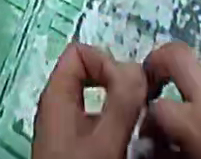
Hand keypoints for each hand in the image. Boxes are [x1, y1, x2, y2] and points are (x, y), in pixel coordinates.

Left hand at [32, 43, 146, 158]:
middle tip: (142, 108)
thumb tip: (137, 67)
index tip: (129, 89)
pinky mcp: (77, 150)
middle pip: (92, 76)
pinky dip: (118, 130)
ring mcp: (67, 130)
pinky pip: (99, 126)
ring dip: (123, 111)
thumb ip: (120, 102)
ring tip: (144, 129)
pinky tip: (135, 147)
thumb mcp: (103, 141)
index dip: (107, 63)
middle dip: (120, 87)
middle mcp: (58, 106)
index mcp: (56, 93)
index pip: (80, 52)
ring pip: (99, 104)